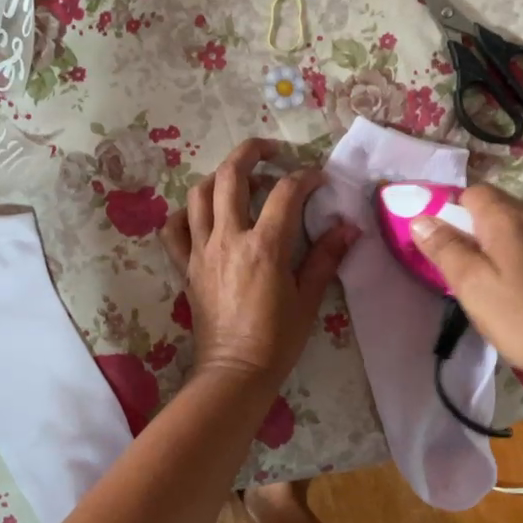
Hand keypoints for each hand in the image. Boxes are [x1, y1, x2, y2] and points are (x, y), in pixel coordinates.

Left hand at [160, 139, 358, 395]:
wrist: (235, 371)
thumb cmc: (277, 340)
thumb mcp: (309, 299)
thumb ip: (326, 257)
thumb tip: (348, 227)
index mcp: (264, 246)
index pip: (285, 192)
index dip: (305, 177)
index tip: (318, 178)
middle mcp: (228, 238)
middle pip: (231, 175)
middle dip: (251, 152)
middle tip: (271, 151)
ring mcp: (201, 250)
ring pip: (199, 194)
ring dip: (219, 177)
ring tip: (239, 179)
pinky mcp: (186, 266)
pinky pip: (174, 230)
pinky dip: (185, 214)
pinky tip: (202, 215)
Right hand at [411, 185, 522, 390]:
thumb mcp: (474, 288)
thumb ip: (446, 250)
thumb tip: (421, 219)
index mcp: (511, 220)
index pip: (474, 193)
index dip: (454, 213)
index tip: (448, 246)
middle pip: (505, 211)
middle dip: (484, 234)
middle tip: (475, 276)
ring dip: (515, 250)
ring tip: (511, 290)